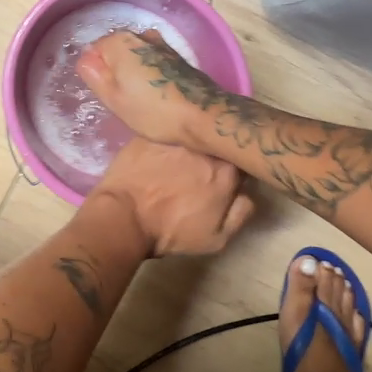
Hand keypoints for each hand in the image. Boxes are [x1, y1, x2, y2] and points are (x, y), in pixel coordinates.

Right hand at [77, 30, 224, 146]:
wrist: (204, 116)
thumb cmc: (153, 111)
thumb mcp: (114, 99)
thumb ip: (94, 75)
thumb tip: (85, 60)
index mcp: (120, 42)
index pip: (93, 52)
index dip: (97, 75)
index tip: (107, 95)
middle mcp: (141, 36)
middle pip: (115, 53)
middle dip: (114, 73)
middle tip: (122, 101)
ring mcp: (162, 45)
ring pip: (135, 58)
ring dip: (133, 75)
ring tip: (140, 102)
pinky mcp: (177, 58)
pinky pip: (152, 63)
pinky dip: (149, 76)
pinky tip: (156, 97)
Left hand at [88, 136, 254, 255]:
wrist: (124, 217)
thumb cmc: (171, 231)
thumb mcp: (215, 239)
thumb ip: (240, 213)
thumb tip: (247, 194)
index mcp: (226, 171)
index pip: (241, 162)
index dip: (234, 168)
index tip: (224, 176)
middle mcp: (205, 147)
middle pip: (216, 145)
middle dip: (212, 153)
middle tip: (198, 168)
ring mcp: (175, 135)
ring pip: (189, 135)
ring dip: (188, 145)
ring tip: (176, 158)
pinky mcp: (149, 132)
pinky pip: (162, 133)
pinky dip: (163, 141)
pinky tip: (156, 152)